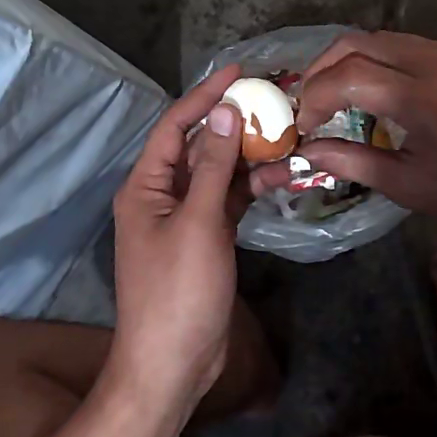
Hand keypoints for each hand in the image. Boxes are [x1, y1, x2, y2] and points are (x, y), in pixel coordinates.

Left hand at [109, 66, 253, 407]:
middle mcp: (163, 193)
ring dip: (250, 157)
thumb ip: (213, 166)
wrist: (173, 363)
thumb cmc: (177, 289)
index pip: (176, 126)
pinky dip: (253, 189)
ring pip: (220, 174)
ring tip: (290, 137)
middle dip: (235, 125)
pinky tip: (284, 176)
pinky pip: (230, 202)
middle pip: (201, 147)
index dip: (205, 96)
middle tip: (275, 101)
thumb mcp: (197, 222)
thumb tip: (225, 112)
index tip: (237, 73)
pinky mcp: (207, 237)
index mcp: (146, 184)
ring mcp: (186, 217)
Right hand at [251, 32, 436, 221]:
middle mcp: (432, 62)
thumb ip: (354, 163)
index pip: (350, 76)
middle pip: (354, 43)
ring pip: (372, 37)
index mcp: (424, 100)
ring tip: (327, 95)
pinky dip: (366, 59)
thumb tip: (307, 151)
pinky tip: (362, 89)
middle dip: (320, 71)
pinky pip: (393, 43)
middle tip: (306, 105)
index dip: (315, 97)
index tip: (304, 126)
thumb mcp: (411, 186)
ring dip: (341, 61)